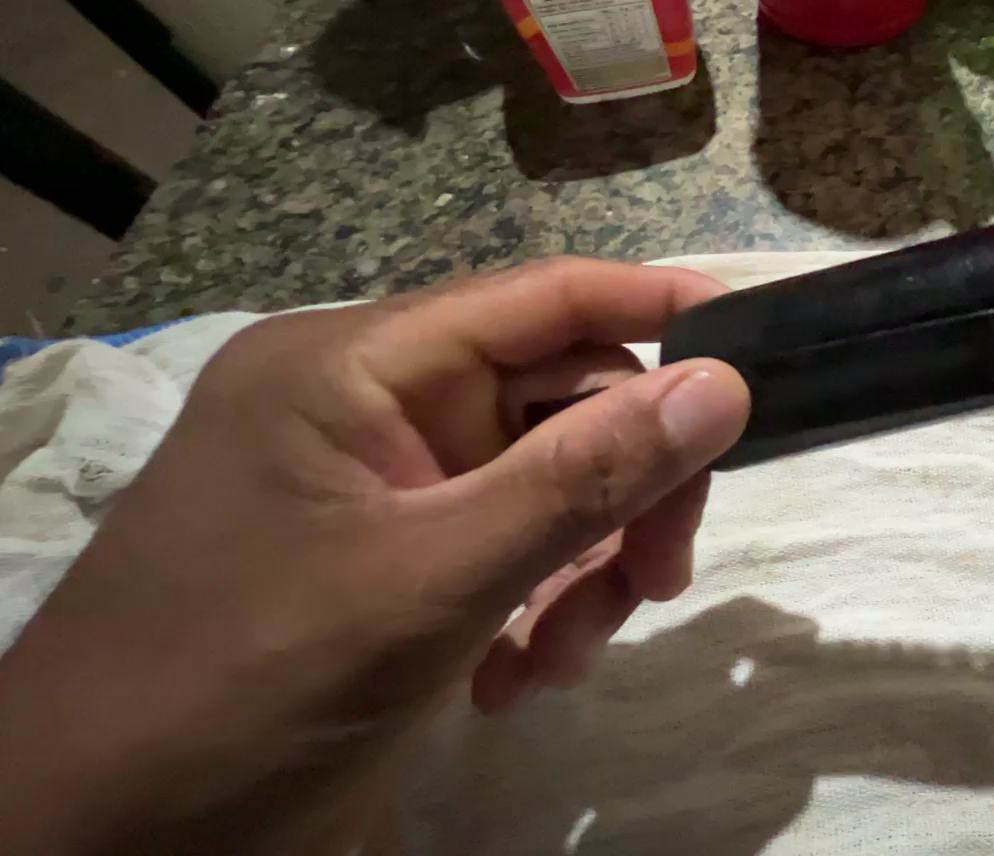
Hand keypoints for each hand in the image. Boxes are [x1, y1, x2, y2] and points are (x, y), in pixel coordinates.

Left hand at [0, 259, 749, 854]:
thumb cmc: (239, 696)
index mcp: (362, 367)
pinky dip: (559, 601)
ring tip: (571, 650)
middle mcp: (391, 404)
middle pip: (577, 401)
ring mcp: (411, 478)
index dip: (658, 303)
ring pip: (573, 479)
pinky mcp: (428, 546)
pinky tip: (524, 674)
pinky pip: (542, 540)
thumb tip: (724, 387)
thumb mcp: (433, 582)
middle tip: (662, 573)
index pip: (545, 297)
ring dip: (598, 563)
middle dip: (632, 489)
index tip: (754, 337)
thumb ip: (587, 477)